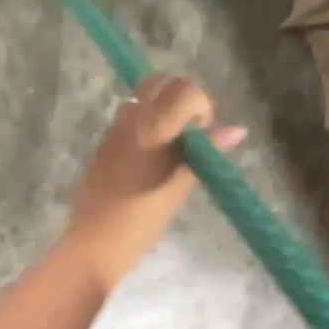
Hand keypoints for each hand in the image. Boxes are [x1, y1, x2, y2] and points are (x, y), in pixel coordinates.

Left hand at [63, 74, 244, 283]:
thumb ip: (203, 154)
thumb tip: (235, 131)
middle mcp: (129, 118)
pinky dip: (148, 123)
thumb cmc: (138, 224)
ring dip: (164, 109)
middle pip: (162, 82)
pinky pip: (130, 116)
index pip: (185, 90)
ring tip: (172, 147)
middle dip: (183, 99)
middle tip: (190, 135)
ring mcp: (113, 129)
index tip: (203, 137)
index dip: (201, 107)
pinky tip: (152, 157)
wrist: (92, 245)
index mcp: (150, 128)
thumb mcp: (177, 190)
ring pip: (144, 95)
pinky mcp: (104, 143)